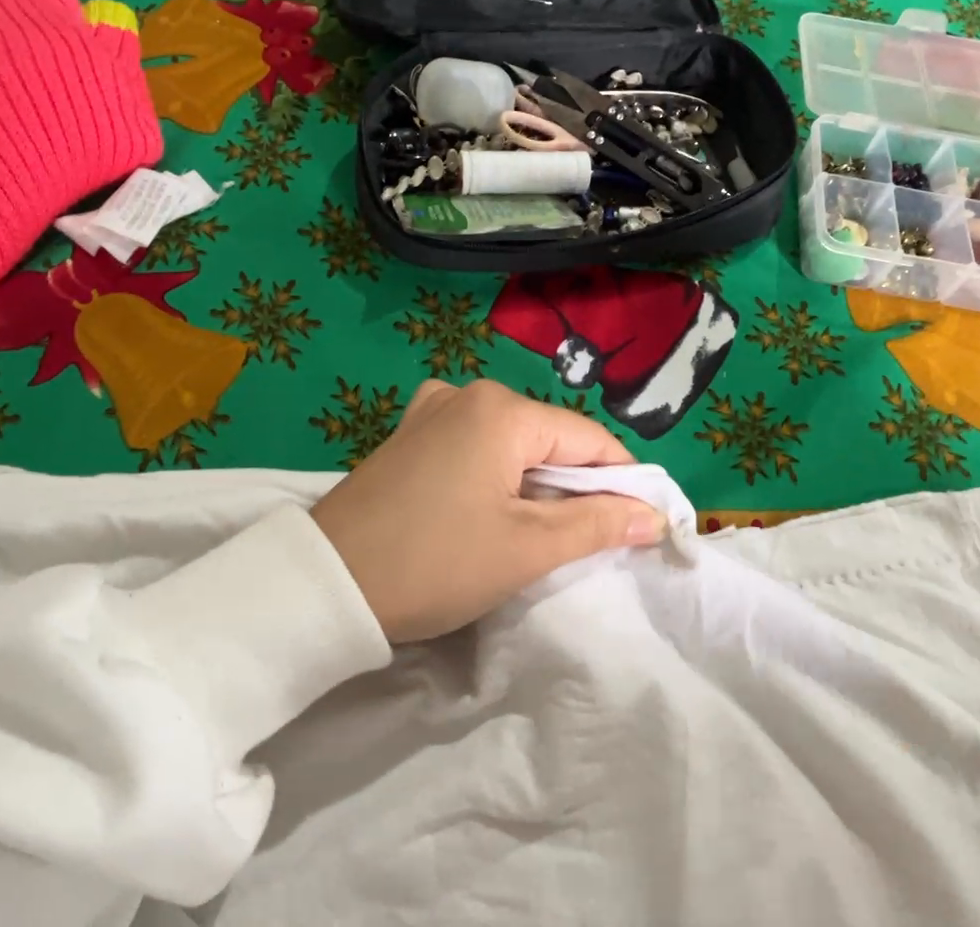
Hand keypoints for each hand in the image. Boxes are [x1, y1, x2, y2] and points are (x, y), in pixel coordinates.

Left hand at [309, 379, 665, 643]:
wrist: (326, 585)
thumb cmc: (434, 564)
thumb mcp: (526, 548)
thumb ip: (597, 524)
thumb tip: (653, 515)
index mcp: (501, 409)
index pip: (589, 440)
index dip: (623, 483)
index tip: (640, 528)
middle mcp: (466, 394)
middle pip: (549, 439)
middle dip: (575, 488)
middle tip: (585, 542)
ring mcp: (430, 412)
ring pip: (511, 446)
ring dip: (534, 486)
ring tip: (535, 535)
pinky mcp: (407, 438)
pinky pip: (473, 449)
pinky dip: (494, 478)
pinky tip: (488, 512)